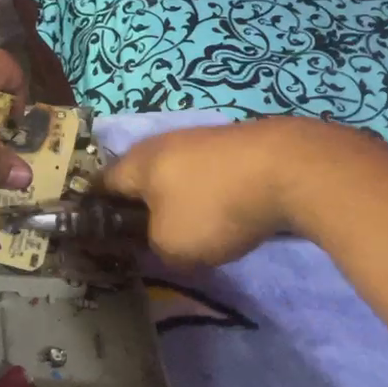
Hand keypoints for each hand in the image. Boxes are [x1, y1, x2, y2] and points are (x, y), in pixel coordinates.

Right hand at [101, 118, 344, 264]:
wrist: (289, 169)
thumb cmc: (214, 206)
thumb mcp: (171, 245)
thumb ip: (152, 247)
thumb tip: (158, 241)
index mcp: (134, 162)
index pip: (100, 186)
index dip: (98, 213)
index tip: (105, 238)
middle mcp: (159, 144)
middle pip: (138, 179)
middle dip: (140, 207)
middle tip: (148, 238)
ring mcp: (198, 140)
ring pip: (174, 176)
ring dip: (177, 201)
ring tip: (190, 230)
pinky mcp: (232, 146)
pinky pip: (206, 175)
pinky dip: (208, 194)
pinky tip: (224, 214)